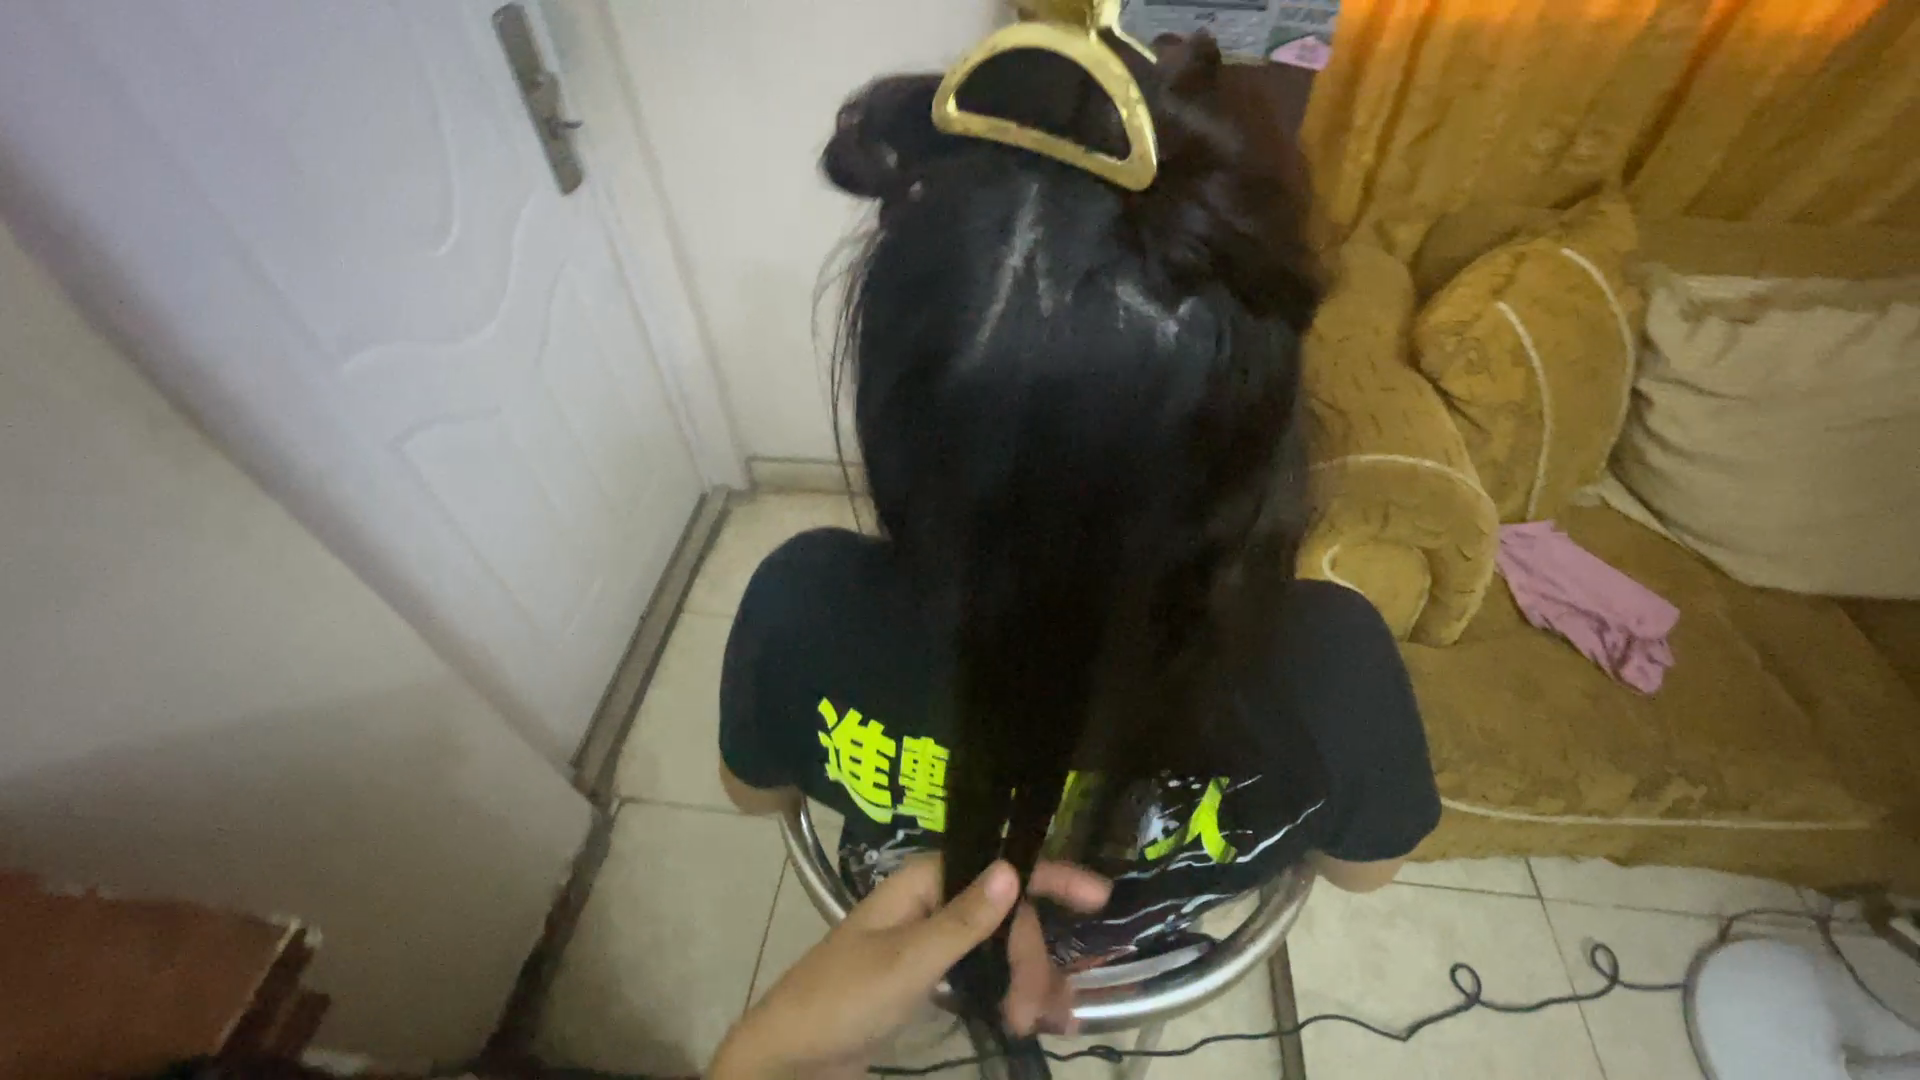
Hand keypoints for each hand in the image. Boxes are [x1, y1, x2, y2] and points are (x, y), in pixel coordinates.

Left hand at [709, 857, 1110, 1079]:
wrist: (789, 1059)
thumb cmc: (841, 999)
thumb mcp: (906, 963)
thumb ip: (962, 921)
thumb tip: (1012, 868)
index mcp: (925, 883)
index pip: (997, 867)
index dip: (1049, 876)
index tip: (1099, 896)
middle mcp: (934, 904)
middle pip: (1005, 916)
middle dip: (1031, 958)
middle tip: (1039, 1010)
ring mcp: (933, 942)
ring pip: (999, 947)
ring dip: (1028, 979)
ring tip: (1050, 1022)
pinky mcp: (932, 979)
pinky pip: (985, 974)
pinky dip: (1012, 993)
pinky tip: (1038, 1019)